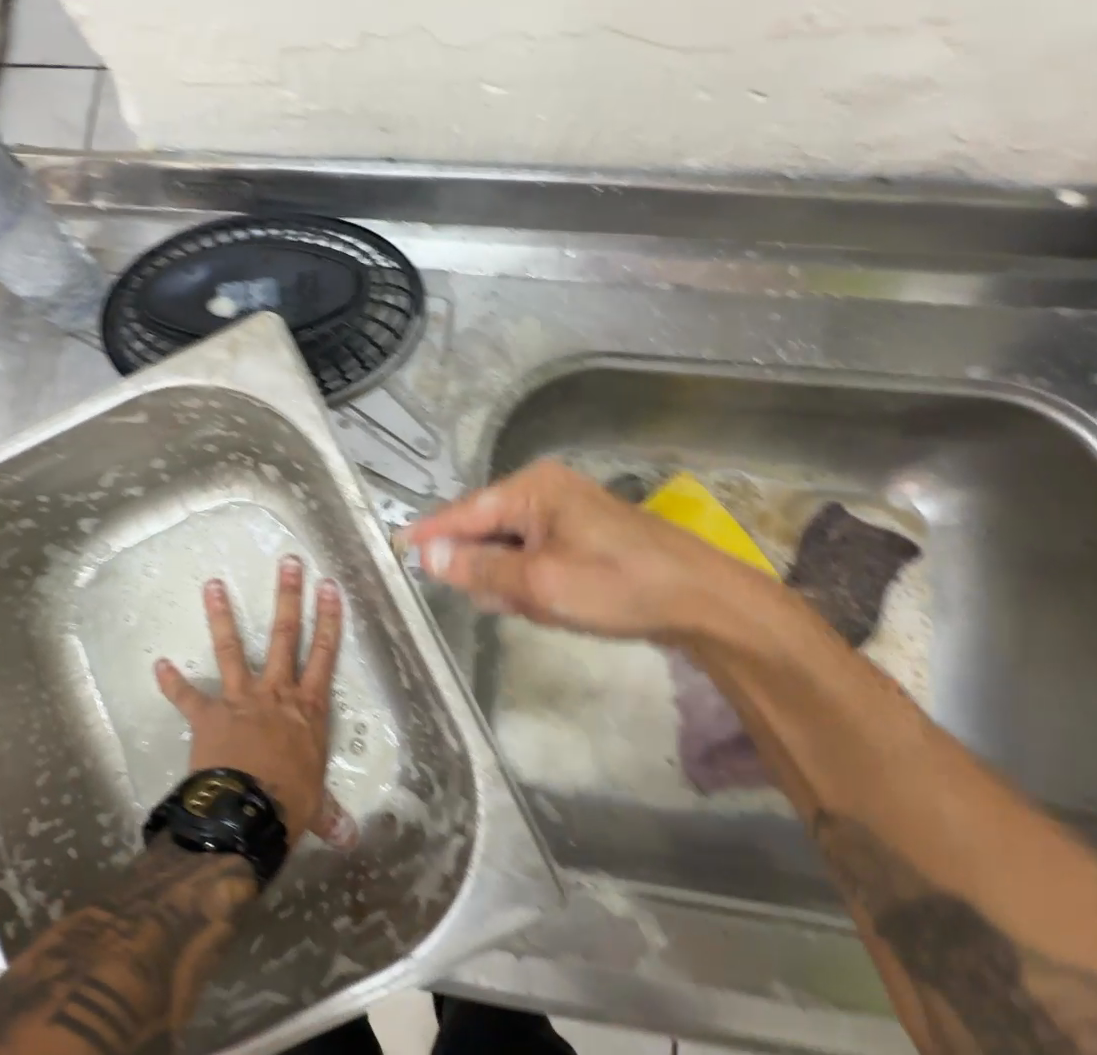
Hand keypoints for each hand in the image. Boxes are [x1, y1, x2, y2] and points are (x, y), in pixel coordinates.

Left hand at [154, 556, 357, 846]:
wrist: (244, 815)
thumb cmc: (288, 805)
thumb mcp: (315, 807)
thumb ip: (330, 814)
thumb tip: (350, 838)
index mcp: (308, 710)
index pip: (324, 656)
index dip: (329, 620)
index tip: (329, 587)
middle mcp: (276, 694)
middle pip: (285, 637)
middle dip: (287, 598)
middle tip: (287, 562)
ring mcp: (240, 700)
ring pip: (232, 650)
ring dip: (221, 616)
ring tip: (212, 584)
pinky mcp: (207, 715)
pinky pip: (187, 696)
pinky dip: (173, 682)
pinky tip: (159, 665)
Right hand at [402, 460, 771, 641]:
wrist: (701, 600)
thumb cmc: (618, 586)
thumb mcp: (540, 583)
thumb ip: (480, 568)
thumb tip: (430, 556)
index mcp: (532, 489)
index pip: (462, 512)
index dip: (429, 535)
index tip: (395, 550)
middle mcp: (544, 491)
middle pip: (484, 532)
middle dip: (486, 571)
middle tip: (509, 604)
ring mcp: (565, 512)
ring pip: (509, 550)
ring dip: (512, 583)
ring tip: (542, 607)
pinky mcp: (580, 536)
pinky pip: (534, 558)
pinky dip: (534, 583)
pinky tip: (555, 605)